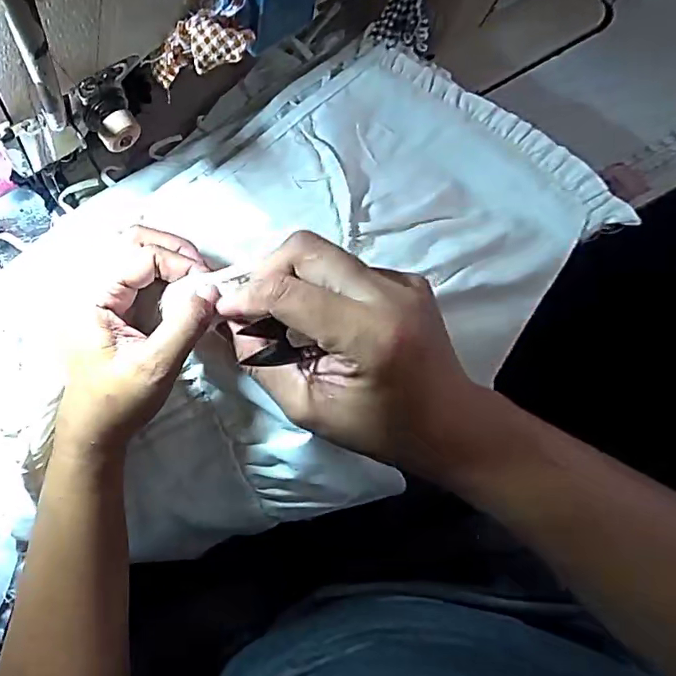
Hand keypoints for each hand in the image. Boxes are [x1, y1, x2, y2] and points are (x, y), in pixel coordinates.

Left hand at [55, 226, 219, 453]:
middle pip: (132, 239)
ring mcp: (100, 292)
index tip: (207, 282)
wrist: (93, 426)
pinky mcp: (112, 302)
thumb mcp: (155, 367)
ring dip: (170, 256)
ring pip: (136, 250)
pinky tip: (185, 287)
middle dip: (173, 248)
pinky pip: (139, 272)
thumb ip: (184, 325)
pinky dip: (165, 272)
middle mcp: (90, 286)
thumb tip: (212, 288)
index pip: (138, 253)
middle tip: (203, 272)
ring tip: (197, 277)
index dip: (177, 260)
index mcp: (90, 297)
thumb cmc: (117, 401)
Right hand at [215, 231, 479, 474]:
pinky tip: (314, 316)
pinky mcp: (401, 278)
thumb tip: (229, 322)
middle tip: (250, 306)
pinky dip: (312, 283)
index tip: (222, 311)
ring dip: (286, 275)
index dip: (244, 296)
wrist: (453, 424)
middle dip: (264, 272)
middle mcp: (388, 294)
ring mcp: (399, 281)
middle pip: (303, 248)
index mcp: (368, 334)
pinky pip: (339, 264)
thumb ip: (260, 361)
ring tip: (279, 314)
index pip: (287, 290)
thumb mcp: (306, 406)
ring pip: (319, 251)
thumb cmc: (379, 427)